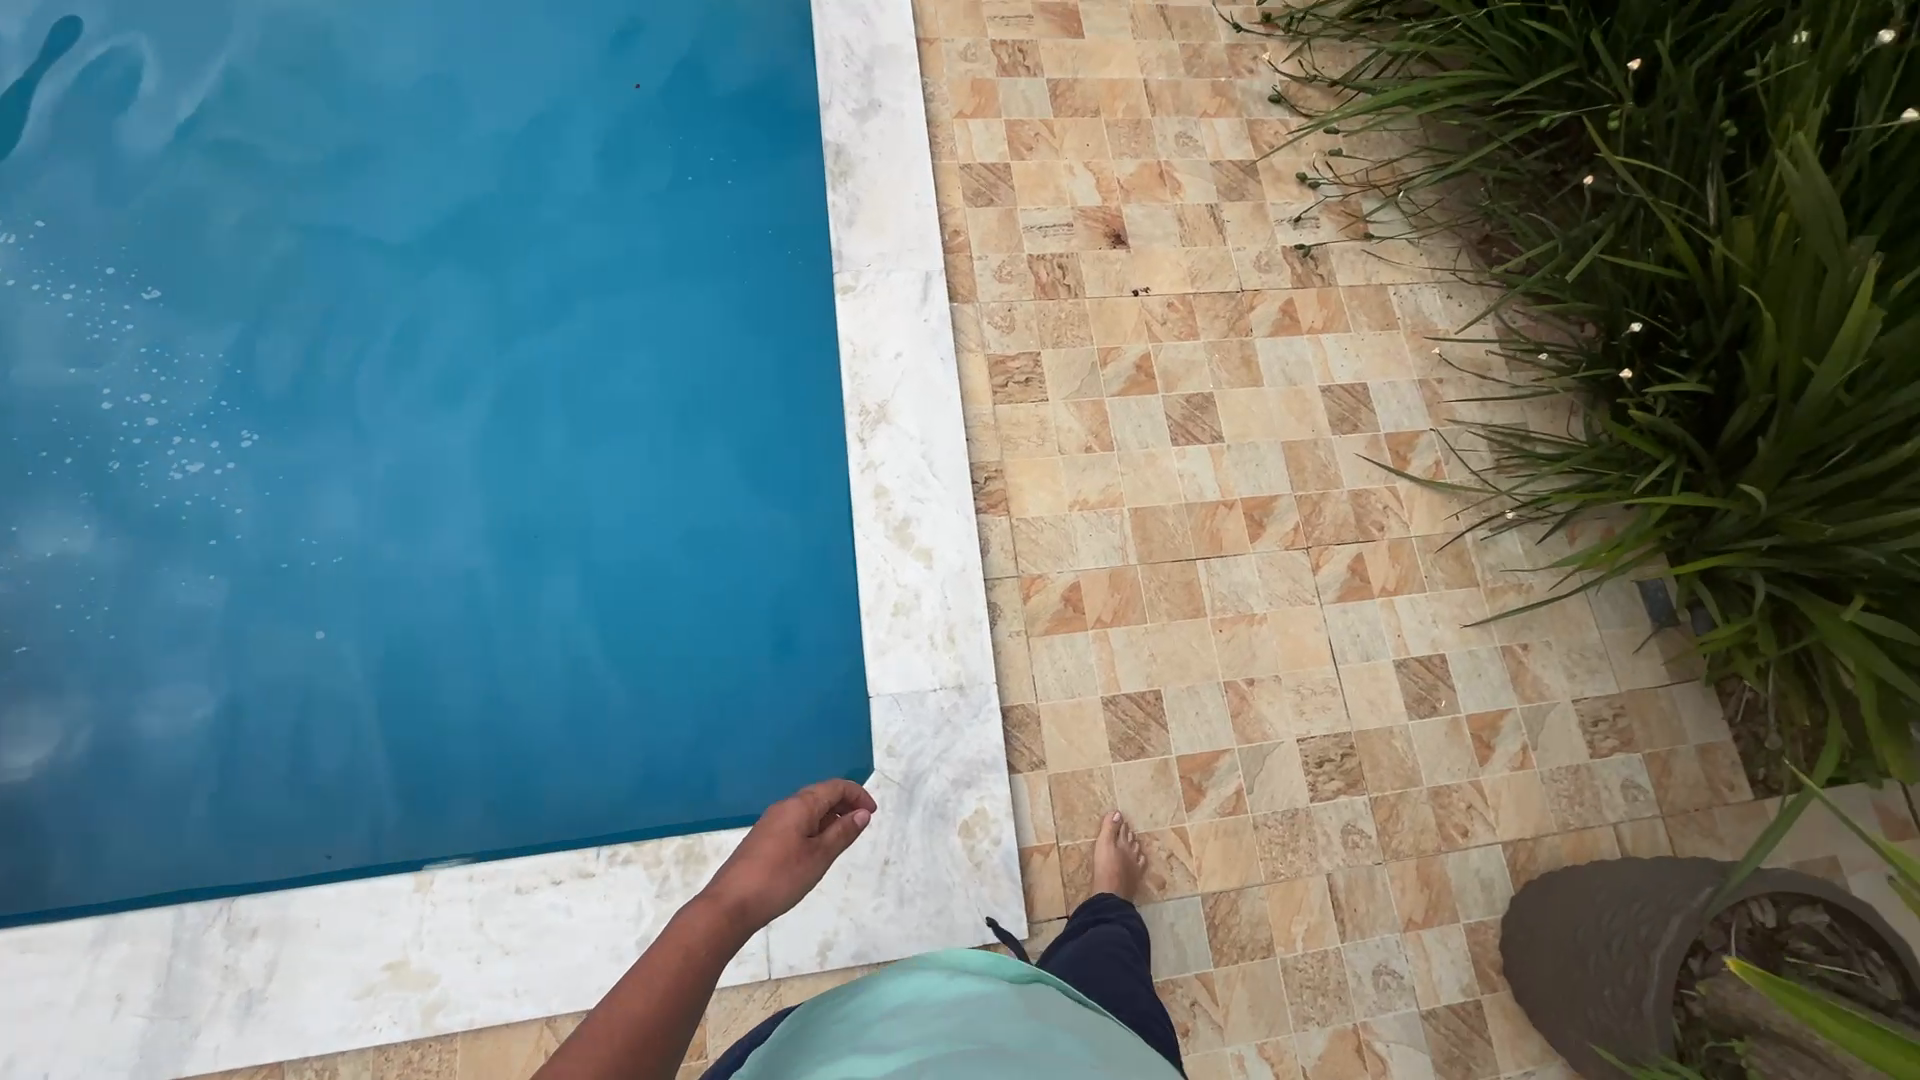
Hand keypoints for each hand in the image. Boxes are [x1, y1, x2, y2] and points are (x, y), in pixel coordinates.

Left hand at [698, 779, 875, 930]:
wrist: (730, 904)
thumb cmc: (780, 878)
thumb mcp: (819, 856)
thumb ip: (842, 833)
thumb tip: (862, 814)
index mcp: (800, 805)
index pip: (835, 786)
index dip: (857, 795)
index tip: (872, 814)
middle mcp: (785, 806)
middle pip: (821, 794)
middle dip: (845, 804)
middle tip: (862, 825)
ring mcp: (771, 822)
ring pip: (807, 809)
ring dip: (829, 816)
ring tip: (843, 838)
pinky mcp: (763, 838)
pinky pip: (796, 822)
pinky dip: (814, 827)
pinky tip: (817, 849)